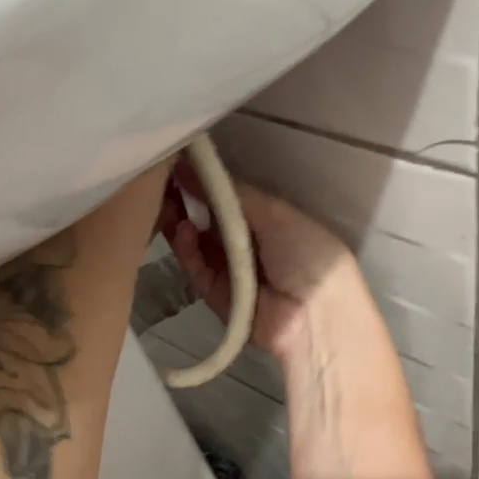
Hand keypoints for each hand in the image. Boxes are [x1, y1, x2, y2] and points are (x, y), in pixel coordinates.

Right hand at [156, 159, 366, 367]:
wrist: (318, 316)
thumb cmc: (307, 253)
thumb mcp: (275, 213)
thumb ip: (233, 193)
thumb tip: (194, 168)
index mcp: (269, 222)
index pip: (228, 199)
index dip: (204, 183)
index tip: (177, 162)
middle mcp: (249, 246)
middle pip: (208, 221)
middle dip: (185, 201)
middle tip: (161, 181)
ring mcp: (231, 273)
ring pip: (197, 245)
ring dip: (181, 223)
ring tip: (166, 202)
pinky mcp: (217, 298)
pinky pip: (197, 270)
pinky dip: (188, 251)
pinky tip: (183, 230)